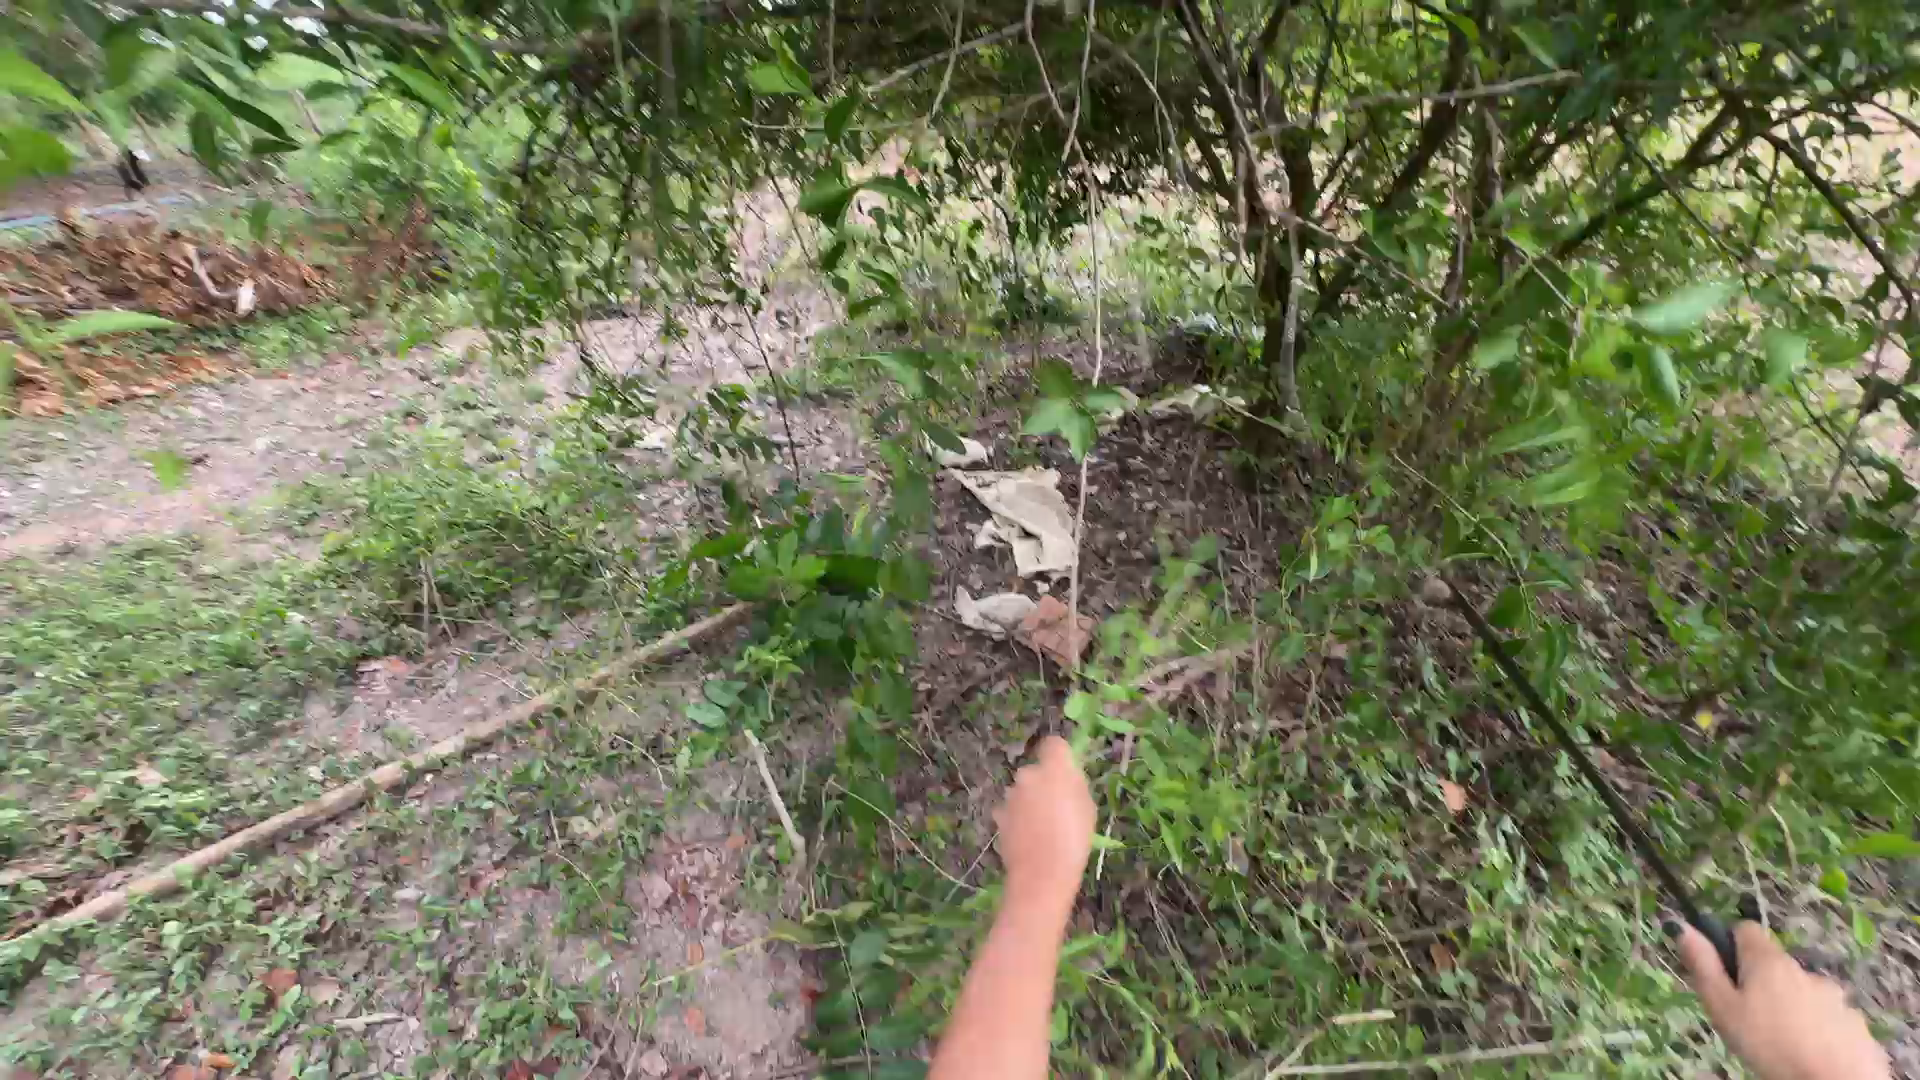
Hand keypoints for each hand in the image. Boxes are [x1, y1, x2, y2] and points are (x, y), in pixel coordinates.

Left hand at [994, 736, 1095, 909]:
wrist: (1042, 873)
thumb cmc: (1074, 839)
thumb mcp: (1088, 808)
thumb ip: (1075, 784)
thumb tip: (1067, 776)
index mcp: (1053, 768)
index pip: (1053, 744)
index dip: (1060, 756)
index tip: (1066, 773)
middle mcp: (1027, 774)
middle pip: (1037, 770)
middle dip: (1044, 783)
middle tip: (1057, 807)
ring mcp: (1010, 794)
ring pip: (1022, 790)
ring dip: (1029, 801)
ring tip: (1042, 827)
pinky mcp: (998, 813)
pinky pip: (1012, 810)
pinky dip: (1018, 818)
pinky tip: (1028, 837)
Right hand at [1671, 919, 1889, 1079]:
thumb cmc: (1767, 1043)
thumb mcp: (1719, 1004)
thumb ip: (1701, 962)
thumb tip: (1683, 927)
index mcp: (1768, 961)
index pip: (1746, 929)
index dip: (1730, 943)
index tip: (1724, 970)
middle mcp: (1806, 972)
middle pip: (1774, 964)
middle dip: (1760, 980)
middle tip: (1746, 1012)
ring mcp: (1839, 1001)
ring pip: (1802, 991)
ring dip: (1789, 1003)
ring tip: (1779, 1036)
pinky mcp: (1860, 1029)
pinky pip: (1828, 1016)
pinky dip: (1816, 1026)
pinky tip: (1808, 1049)